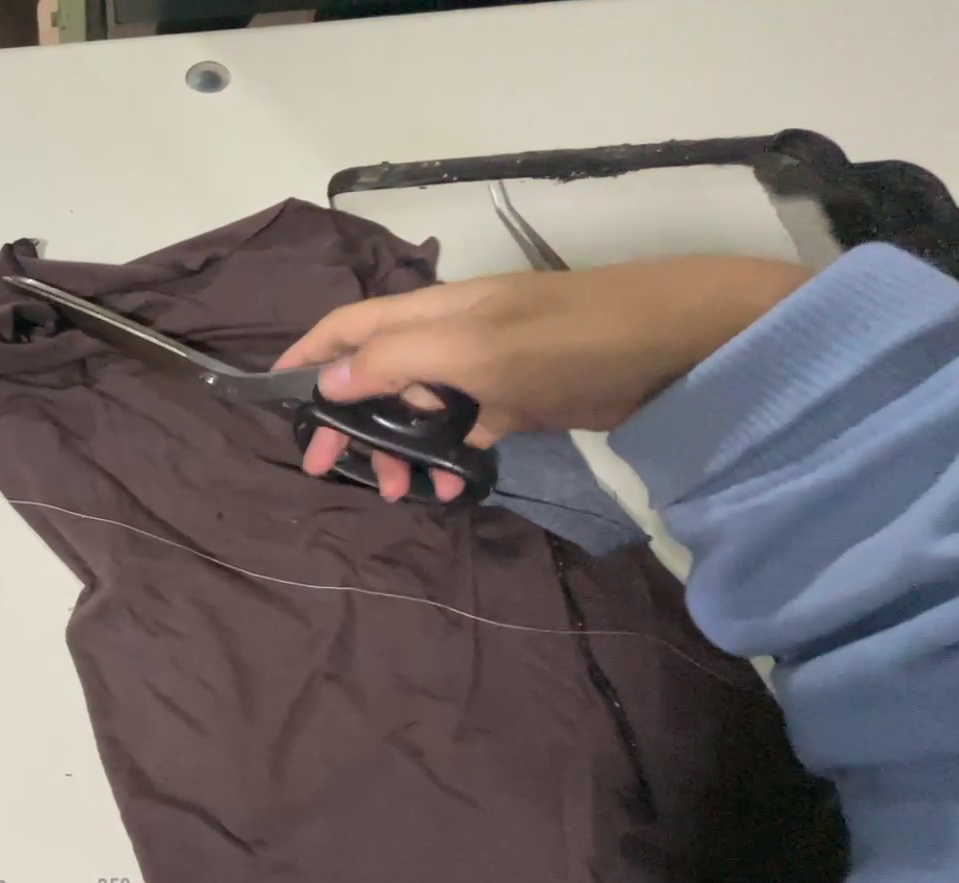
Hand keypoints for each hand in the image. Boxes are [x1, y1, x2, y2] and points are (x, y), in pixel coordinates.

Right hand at [274, 257, 812, 501]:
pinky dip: (445, 459)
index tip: (274, 394)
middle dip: (343, 423)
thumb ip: (392, 361)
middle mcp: (442, 339)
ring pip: (409, 412)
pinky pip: (455, 433)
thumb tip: (328, 383)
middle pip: (369, 379)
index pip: (345, 329)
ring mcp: (475, 371)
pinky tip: (452, 486)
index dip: (306, 357)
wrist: (685, 348)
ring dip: (395, 451)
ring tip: (399, 491)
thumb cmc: (570, 339)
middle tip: (323, 468)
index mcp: (427, 316)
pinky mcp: (507, 400)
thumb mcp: (473, 348)